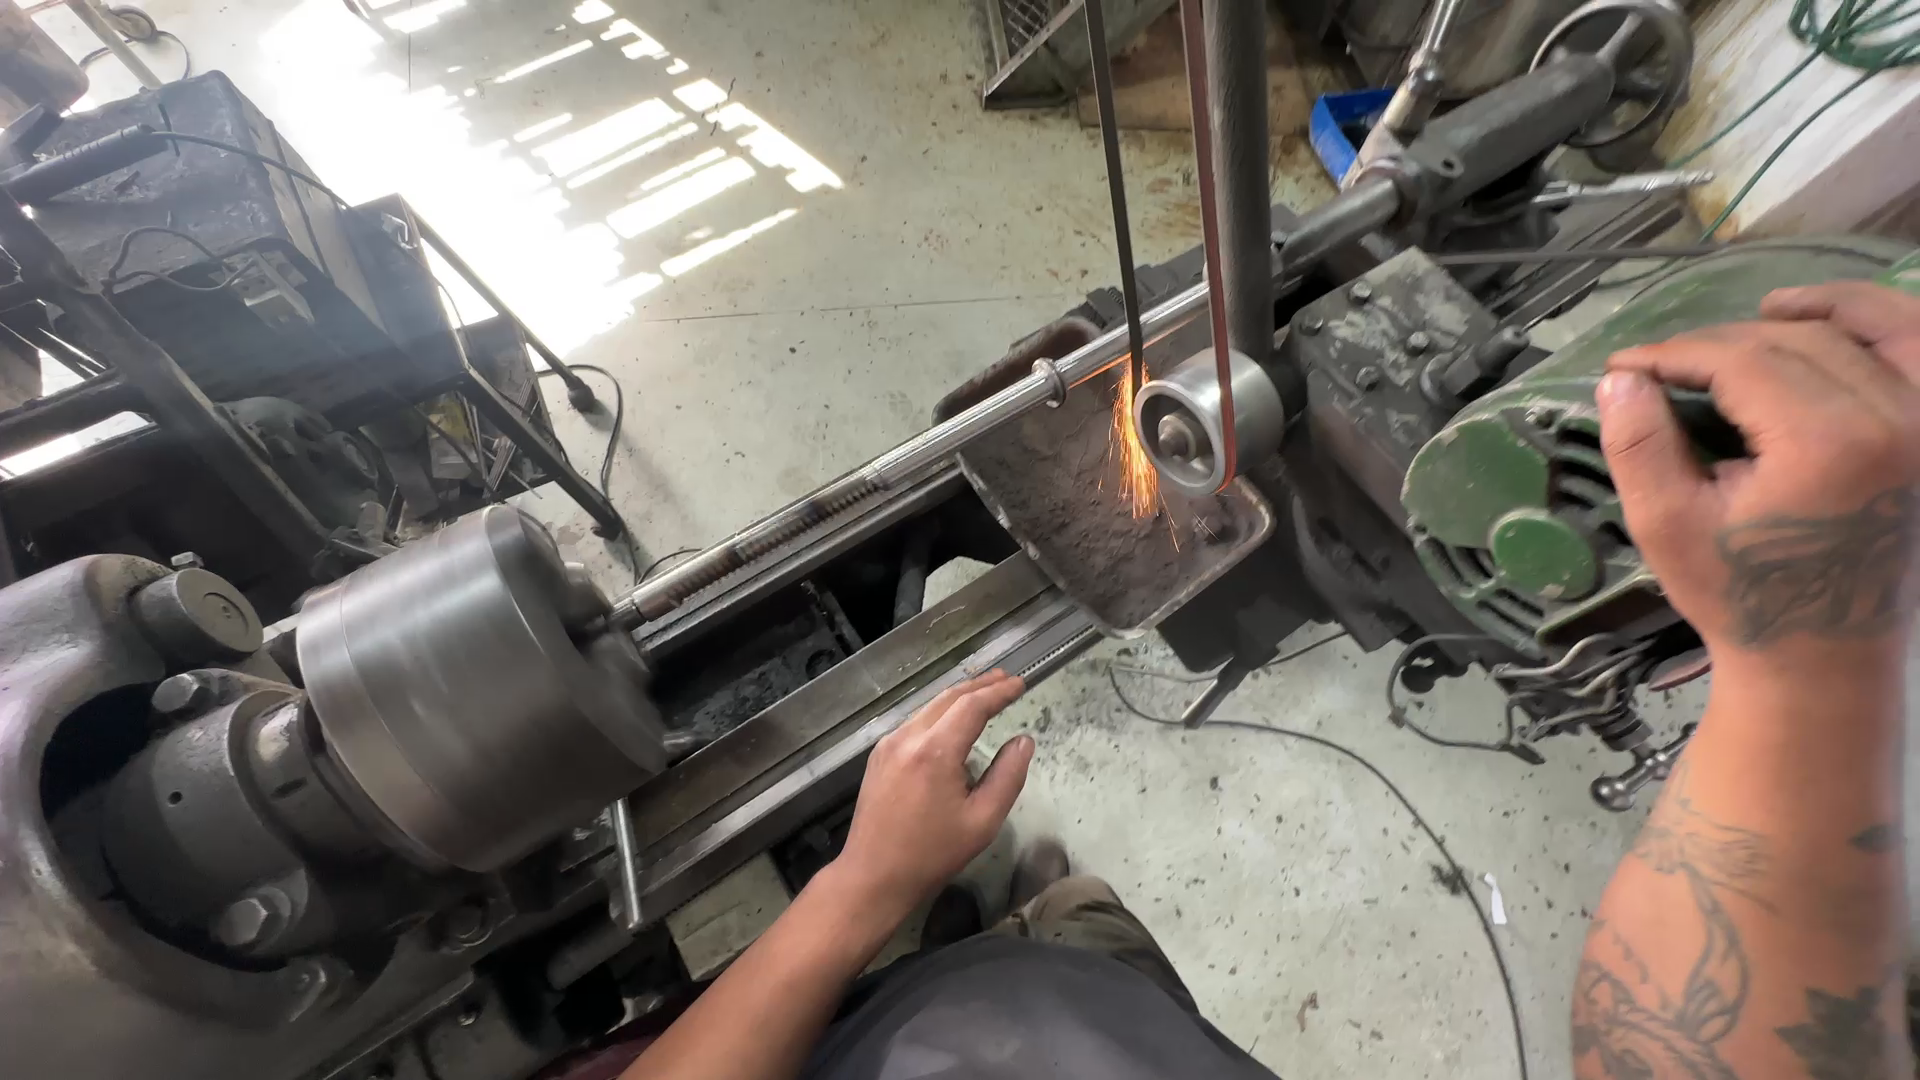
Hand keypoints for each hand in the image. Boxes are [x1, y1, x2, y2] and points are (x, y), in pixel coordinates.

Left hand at [830, 671, 1031, 915]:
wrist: (873, 876)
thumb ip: (1008, 776)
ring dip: (959, 696)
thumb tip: (1024, 741)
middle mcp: (908, 737)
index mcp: (935, 751)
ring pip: (930, 707)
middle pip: (949, 697)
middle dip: (980, 685)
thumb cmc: (932, 854)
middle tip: (1007, 679)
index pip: (972, 706)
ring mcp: (889, 743)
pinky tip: (953, 720)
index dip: (999, 692)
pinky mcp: (880, 754)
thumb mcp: (982, 822)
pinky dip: (940, 712)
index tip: (1020, 683)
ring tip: (985, 692)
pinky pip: (915, 722)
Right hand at [1596, 282, 1919, 675]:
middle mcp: (1906, 419)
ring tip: (1759, 310)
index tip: (1624, 365)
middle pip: (1802, 341)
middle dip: (1719, 342)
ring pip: (1883, 329)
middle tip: (1658, 364)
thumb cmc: (1733, 588)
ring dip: (1814, 312)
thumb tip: (1620, 379)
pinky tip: (1838, 322)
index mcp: (1830, 443)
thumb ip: (1640, 444)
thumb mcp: (1663, 521)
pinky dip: (1888, 324)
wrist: (1821, 647)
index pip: (1745, 361)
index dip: (1675, 354)